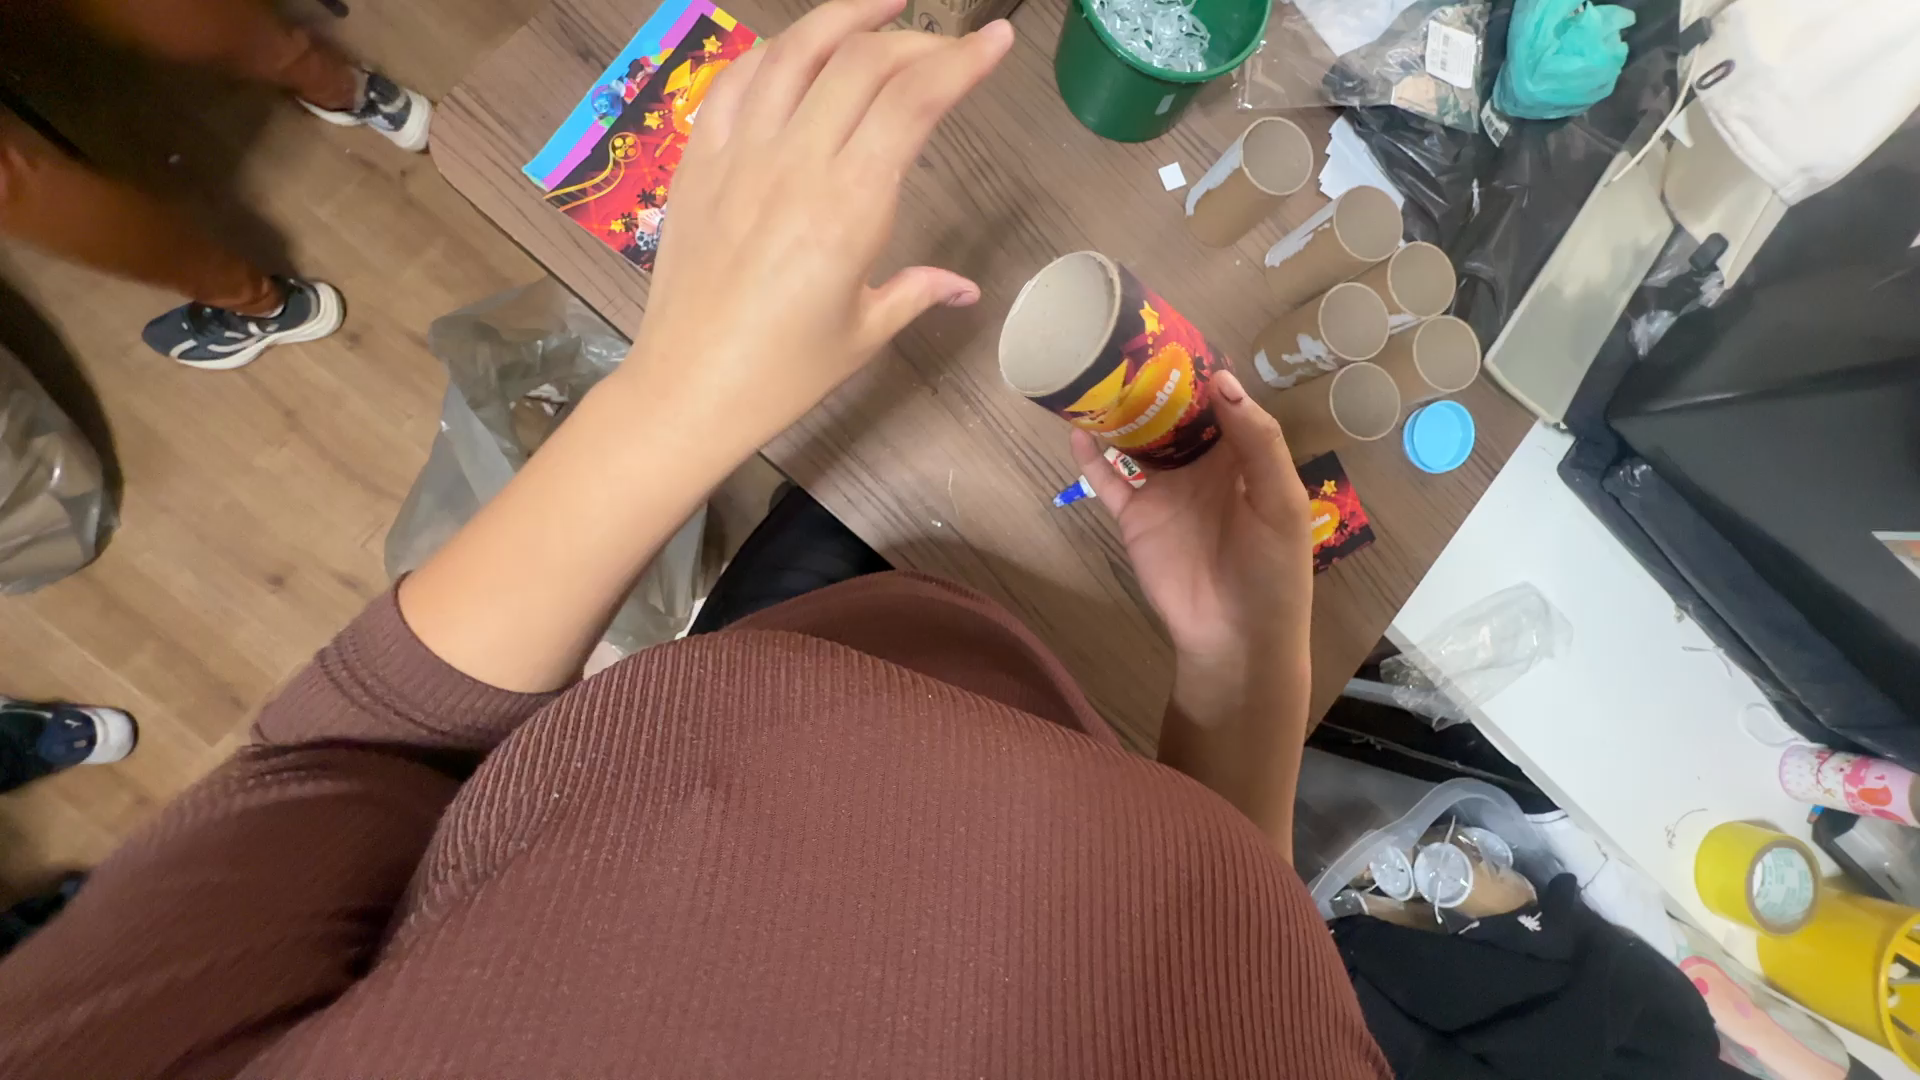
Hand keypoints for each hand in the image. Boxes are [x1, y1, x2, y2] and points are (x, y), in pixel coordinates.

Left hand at [627, 0, 1012, 452]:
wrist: (691, 389)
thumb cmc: (784, 373)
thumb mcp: (863, 335)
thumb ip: (916, 293)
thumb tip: (965, 289)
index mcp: (848, 209)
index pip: (912, 104)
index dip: (961, 61)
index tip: (995, 40)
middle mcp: (795, 164)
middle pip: (862, 64)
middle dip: (916, 40)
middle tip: (947, 45)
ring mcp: (740, 155)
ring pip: (795, 53)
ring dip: (844, 18)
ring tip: (882, 7)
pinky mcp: (700, 162)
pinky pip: (736, 82)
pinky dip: (774, 54)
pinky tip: (796, 53)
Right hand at [1076, 370, 1314, 850]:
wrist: (1233, 636)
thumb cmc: (1271, 569)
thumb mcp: (1279, 501)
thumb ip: (1257, 441)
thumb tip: (1223, 381)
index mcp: (1242, 457)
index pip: (1221, 404)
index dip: (1203, 372)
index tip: (1177, 337)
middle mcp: (1200, 466)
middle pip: (1173, 416)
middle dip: (1153, 385)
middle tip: (1125, 347)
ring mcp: (1163, 491)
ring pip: (1136, 442)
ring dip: (1119, 414)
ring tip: (1096, 378)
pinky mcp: (1135, 517)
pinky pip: (1108, 482)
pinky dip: (1091, 459)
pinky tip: (1076, 432)